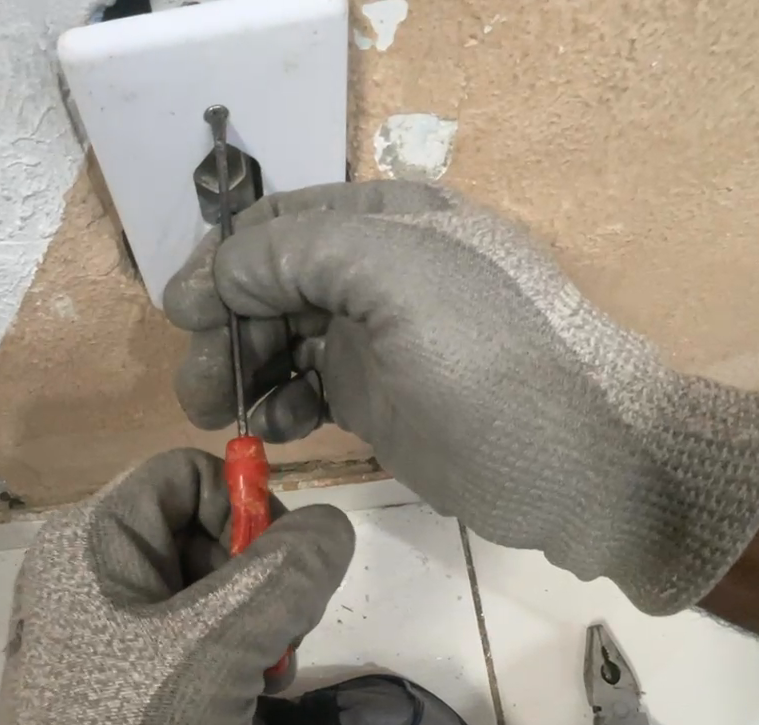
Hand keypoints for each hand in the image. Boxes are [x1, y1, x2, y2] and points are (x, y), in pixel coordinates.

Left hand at [0, 449, 353, 724]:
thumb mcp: (221, 648)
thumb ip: (285, 576)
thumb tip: (333, 522)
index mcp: (92, 537)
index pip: (188, 472)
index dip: (245, 506)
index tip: (277, 575)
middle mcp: (85, 562)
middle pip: (198, 524)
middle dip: (253, 574)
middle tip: (277, 640)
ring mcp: (92, 613)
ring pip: (199, 577)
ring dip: (246, 617)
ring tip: (260, 675)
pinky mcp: (106, 657)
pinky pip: (182, 621)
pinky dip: (222, 645)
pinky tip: (236, 691)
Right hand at [164, 180, 758, 613]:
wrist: (574, 469)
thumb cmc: (492, 365)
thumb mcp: (400, 279)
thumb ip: (300, 253)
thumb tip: (215, 276)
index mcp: (388, 221)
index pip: (279, 225)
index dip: (226, 265)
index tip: (185, 317)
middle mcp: (376, 272)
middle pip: (271, 285)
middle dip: (227, 330)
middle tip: (198, 391)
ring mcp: (374, 339)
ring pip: (281, 339)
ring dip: (242, 372)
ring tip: (220, 415)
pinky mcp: (375, 397)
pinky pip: (305, 389)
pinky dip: (280, 404)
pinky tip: (273, 428)